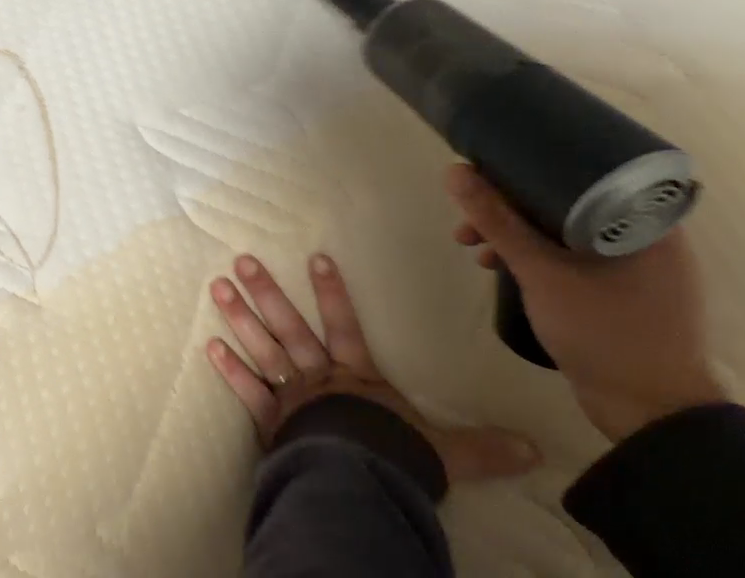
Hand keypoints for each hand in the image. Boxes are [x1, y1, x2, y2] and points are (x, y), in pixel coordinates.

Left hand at [206, 251, 539, 482]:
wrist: (361, 486)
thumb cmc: (398, 462)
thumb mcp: (446, 453)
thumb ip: (483, 447)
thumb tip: (535, 449)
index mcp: (358, 377)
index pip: (345, 325)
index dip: (332, 292)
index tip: (315, 258)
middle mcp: (320, 377)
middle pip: (291, 326)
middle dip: (267, 292)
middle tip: (241, 260)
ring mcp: (292, 396)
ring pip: (264, 347)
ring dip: (240, 317)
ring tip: (217, 287)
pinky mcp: (271, 421)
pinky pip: (247, 390)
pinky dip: (229, 369)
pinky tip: (209, 345)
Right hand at [448, 164, 725, 441]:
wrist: (651, 411)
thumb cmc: (605, 332)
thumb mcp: (542, 272)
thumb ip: (498, 222)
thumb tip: (455, 171)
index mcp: (645, 221)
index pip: (578, 172)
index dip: (523, 172)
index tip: (484, 182)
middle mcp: (647, 236)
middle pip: (565, 203)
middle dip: (510, 211)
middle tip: (470, 226)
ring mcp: (638, 267)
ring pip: (564, 233)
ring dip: (518, 237)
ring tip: (478, 253)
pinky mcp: (624, 292)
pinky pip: (573, 257)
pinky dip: (538, 258)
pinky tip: (507, 270)